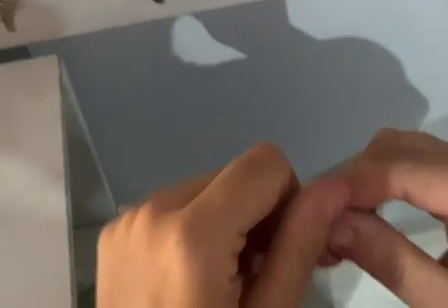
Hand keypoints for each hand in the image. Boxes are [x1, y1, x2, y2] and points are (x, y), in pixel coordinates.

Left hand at [98, 142, 348, 307]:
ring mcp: (128, 220)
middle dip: (253, 216)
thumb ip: (299, 247)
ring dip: (222, 224)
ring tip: (219, 286)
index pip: (264, 162)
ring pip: (202, 188)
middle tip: (254, 279)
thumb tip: (333, 187)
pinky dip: (190, 232)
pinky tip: (187, 282)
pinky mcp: (113, 232)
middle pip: (232, 175)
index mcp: (192, 233)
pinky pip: (170, 207)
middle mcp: (154, 210)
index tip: (280, 251)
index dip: (287, 199)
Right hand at [327, 130, 447, 307]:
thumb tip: (330, 220)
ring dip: (366, 179)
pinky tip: (365, 212)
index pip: (405, 168)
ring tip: (337, 223)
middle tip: (320, 226)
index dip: (354, 183)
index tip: (310, 210)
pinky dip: (385, 182)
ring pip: (403, 149)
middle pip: (400, 149)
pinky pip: (418, 163)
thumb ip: (393, 263)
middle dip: (355, 180)